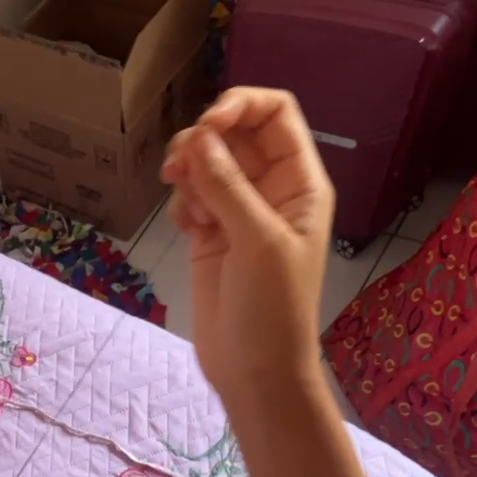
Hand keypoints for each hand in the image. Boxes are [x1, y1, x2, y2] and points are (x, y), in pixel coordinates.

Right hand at [159, 88, 335, 402]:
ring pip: (206, 166)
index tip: (205, 127)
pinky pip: (190, 199)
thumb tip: (196, 138)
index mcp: (299, 183)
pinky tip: (185, 228)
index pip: (274, 116)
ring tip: (180, 202)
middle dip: (203, 141)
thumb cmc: (272, 309)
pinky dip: (181, 203)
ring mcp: (236, 215)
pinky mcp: (208, 239)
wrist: (254, 369)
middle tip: (177, 167)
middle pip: (234, 136)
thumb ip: (227, 187)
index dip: (240, 107)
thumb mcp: (257, 242)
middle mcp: (268, 191)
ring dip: (187, 172)